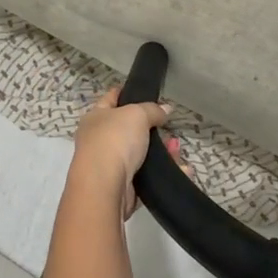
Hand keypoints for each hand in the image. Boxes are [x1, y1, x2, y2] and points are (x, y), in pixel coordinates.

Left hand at [70, 87, 180, 218]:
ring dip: (161, 150)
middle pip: (129, 128)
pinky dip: (164, 171)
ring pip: (142, 152)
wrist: (105, 187)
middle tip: (169, 125)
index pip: (110, 98)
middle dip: (151, 127)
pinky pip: (149, 174)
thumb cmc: (115, 140)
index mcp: (95, 118)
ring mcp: (112, 164)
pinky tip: (182, 168)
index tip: (143, 90)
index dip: (125, 92)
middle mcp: (100, 140)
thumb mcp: (136, 114)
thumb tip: (166, 109)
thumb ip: (152, 110)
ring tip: (176, 148)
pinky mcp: (125, 185)